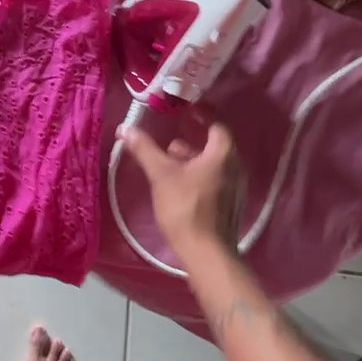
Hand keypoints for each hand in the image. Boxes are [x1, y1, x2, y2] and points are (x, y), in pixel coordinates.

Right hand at [119, 119, 244, 263]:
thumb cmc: (186, 207)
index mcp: (223, 154)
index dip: (202, 113)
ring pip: (215, 161)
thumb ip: (144, 149)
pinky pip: (216, 176)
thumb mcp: (161, 175)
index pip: (217, 123)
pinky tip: (180, 179)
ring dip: (195, 154)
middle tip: (175, 128)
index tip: (185, 108)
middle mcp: (235, 166)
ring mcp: (236, 186)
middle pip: (217, 142)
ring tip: (170, 154)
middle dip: (195, 134)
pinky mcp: (230, 203)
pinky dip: (200, 170)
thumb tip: (125, 128)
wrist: (207, 252)